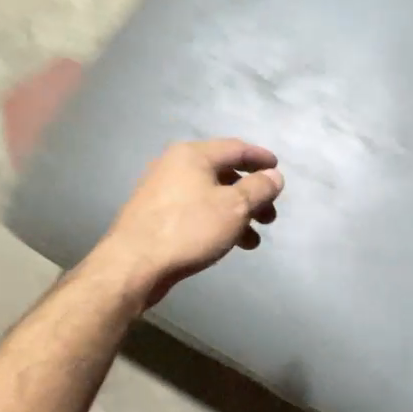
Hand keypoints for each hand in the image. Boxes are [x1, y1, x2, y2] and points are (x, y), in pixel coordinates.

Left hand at [95, 138, 283, 302]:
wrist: (134, 264)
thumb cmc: (189, 229)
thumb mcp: (234, 207)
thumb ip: (259, 189)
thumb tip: (274, 176)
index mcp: (192, 155)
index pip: (235, 148)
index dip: (260, 158)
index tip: (278, 169)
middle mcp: (174, 166)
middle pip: (223, 173)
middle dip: (251, 194)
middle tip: (269, 216)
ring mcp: (162, 190)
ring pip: (210, 196)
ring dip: (236, 214)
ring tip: (253, 240)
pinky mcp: (155, 214)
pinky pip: (195, 210)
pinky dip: (216, 222)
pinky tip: (227, 243)